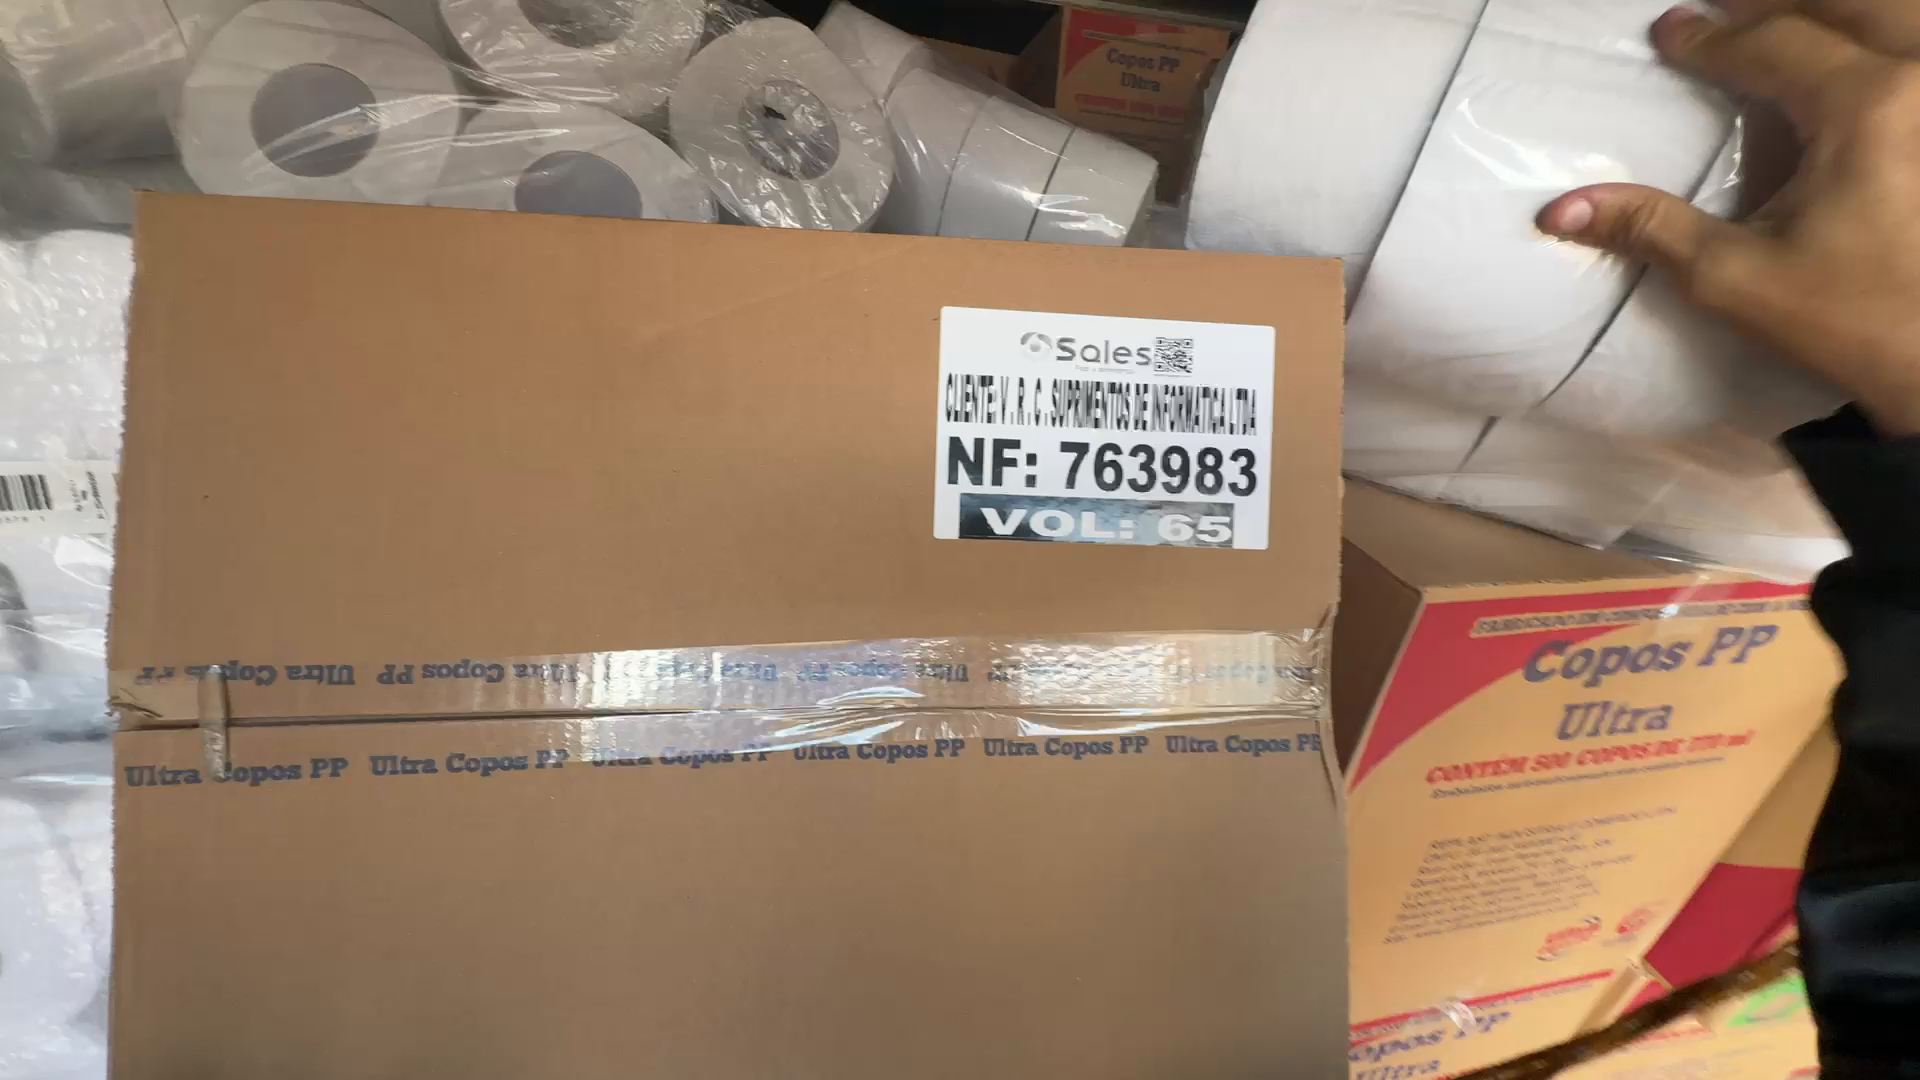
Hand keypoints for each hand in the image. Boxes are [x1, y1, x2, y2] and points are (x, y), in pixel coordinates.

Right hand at [1537, 1, 1919, 435]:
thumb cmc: (1841, 311)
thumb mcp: (1727, 274)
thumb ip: (1647, 228)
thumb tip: (1557, 210)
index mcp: (1869, 108)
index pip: (1778, 48)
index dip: (1714, 38)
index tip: (1669, 28)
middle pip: (1860, 1)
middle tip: (1732, 1)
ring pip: (1910, 10)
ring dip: (1846, 6)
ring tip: (1795, 10)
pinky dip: (1893, 31)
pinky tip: (1870, 42)